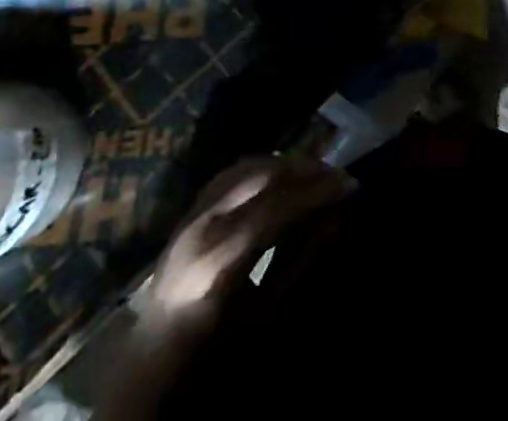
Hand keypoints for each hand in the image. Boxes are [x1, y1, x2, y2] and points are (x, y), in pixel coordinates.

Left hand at [142, 156, 354, 338]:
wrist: (158, 344)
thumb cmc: (216, 342)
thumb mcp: (266, 311)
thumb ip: (300, 261)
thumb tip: (332, 217)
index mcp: (220, 261)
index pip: (276, 208)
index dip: (317, 192)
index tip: (349, 184)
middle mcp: (202, 227)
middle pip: (260, 176)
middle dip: (304, 168)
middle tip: (336, 174)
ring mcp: (191, 212)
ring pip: (245, 167)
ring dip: (285, 163)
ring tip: (315, 171)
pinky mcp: (190, 206)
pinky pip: (231, 172)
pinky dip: (262, 167)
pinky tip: (282, 175)